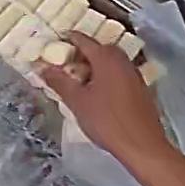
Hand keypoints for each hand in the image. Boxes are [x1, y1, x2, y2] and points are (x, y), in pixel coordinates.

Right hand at [40, 33, 170, 170]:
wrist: (142, 145)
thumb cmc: (106, 121)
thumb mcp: (76, 101)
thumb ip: (58, 81)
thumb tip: (42, 67)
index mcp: (105, 58)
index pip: (81, 39)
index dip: (64, 40)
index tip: (50, 46)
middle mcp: (121, 60)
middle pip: (96, 49)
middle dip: (78, 54)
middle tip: (60, 65)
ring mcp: (133, 73)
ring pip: (108, 62)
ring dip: (91, 66)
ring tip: (75, 81)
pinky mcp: (139, 87)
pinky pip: (117, 73)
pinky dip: (103, 76)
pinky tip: (95, 93)